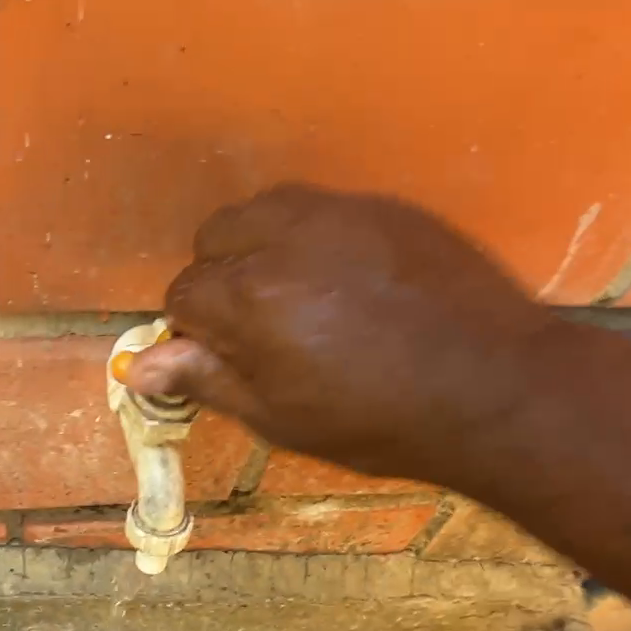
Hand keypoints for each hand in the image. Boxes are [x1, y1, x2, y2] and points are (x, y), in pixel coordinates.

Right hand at [124, 182, 579, 487]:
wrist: (491, 390)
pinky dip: (311, 241)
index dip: (194, 333)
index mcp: (249, 298)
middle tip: (259, 328)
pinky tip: (347, 285)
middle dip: (220, 279)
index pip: (182, 295)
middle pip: (214, 239)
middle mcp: (283, 239)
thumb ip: (207, 380)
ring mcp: (338, 214)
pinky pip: (320, 211)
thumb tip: (140, 368)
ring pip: (263, 212)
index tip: (224, 358)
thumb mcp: (279, 418)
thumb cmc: (375, 422)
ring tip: (297, 300)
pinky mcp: (383, 207)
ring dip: (259, 249)